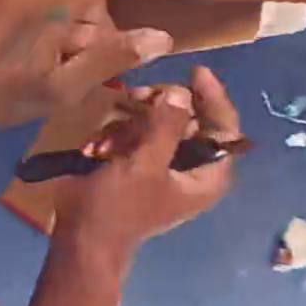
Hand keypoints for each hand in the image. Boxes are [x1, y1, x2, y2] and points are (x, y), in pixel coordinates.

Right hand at [51, 66, 242, 265]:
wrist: (83, 235)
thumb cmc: (119, 206)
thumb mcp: (144, 165)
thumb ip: (165, 127)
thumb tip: (179, 92)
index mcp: (206, 174)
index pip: (222, 128)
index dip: (212, 97)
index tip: (195, 71)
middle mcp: (187, 167)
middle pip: (183, 120)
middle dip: (155, 109)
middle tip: (133, 95)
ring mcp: (157, 165)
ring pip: (151, 124)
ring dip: (126, 125)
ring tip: (104, 138)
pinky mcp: (130, 165)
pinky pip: (128, 136)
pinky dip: (112, 136)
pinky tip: (94, 147)